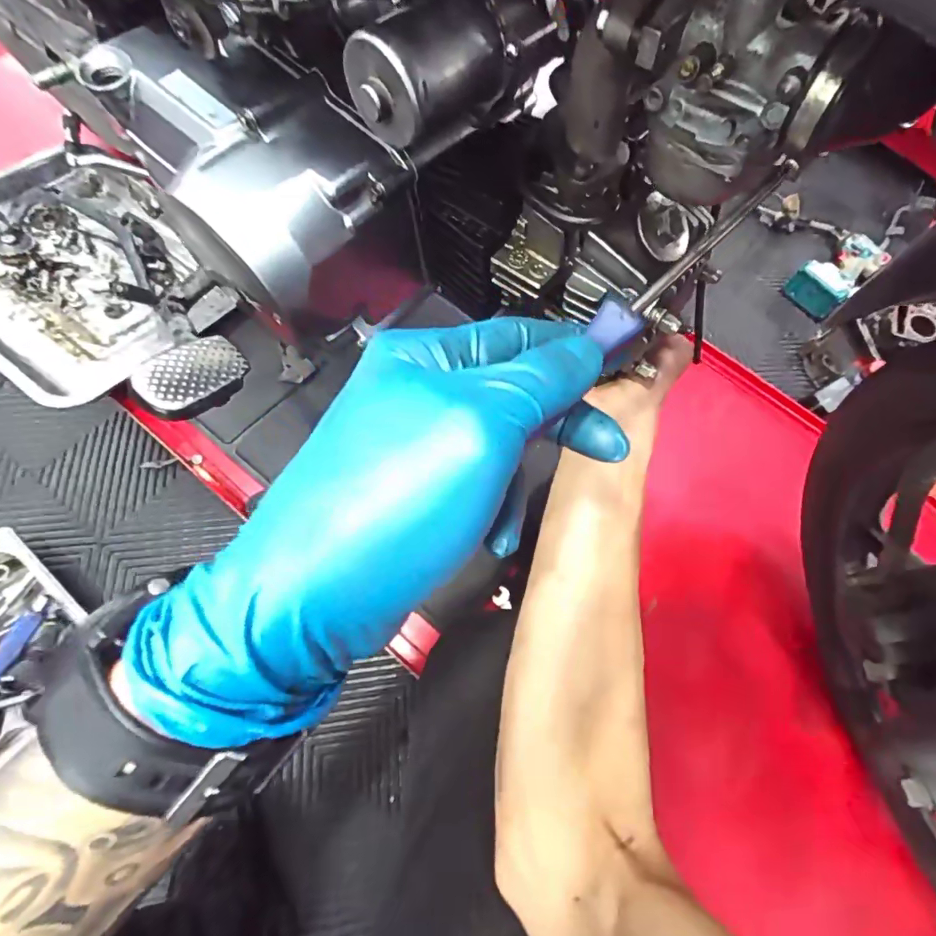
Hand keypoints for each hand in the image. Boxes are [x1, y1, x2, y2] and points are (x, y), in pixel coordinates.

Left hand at [119, 318, 628, 747]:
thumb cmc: (381, 509)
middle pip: (519, 389)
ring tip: (511, 512)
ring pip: (507, 442)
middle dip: (561, 421)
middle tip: (604, 440)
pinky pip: (483, 481)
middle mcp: (422, 391)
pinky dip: (496, 505)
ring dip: (523, 477)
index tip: (624, 361)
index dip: (579, 351)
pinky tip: (489, 533)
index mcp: (428, 357)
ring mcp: (421, 442)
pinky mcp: (422, 487)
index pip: (525, 336)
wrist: (310, 599)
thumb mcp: (480, 428)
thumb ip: (539, 380)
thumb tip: (585, 346)